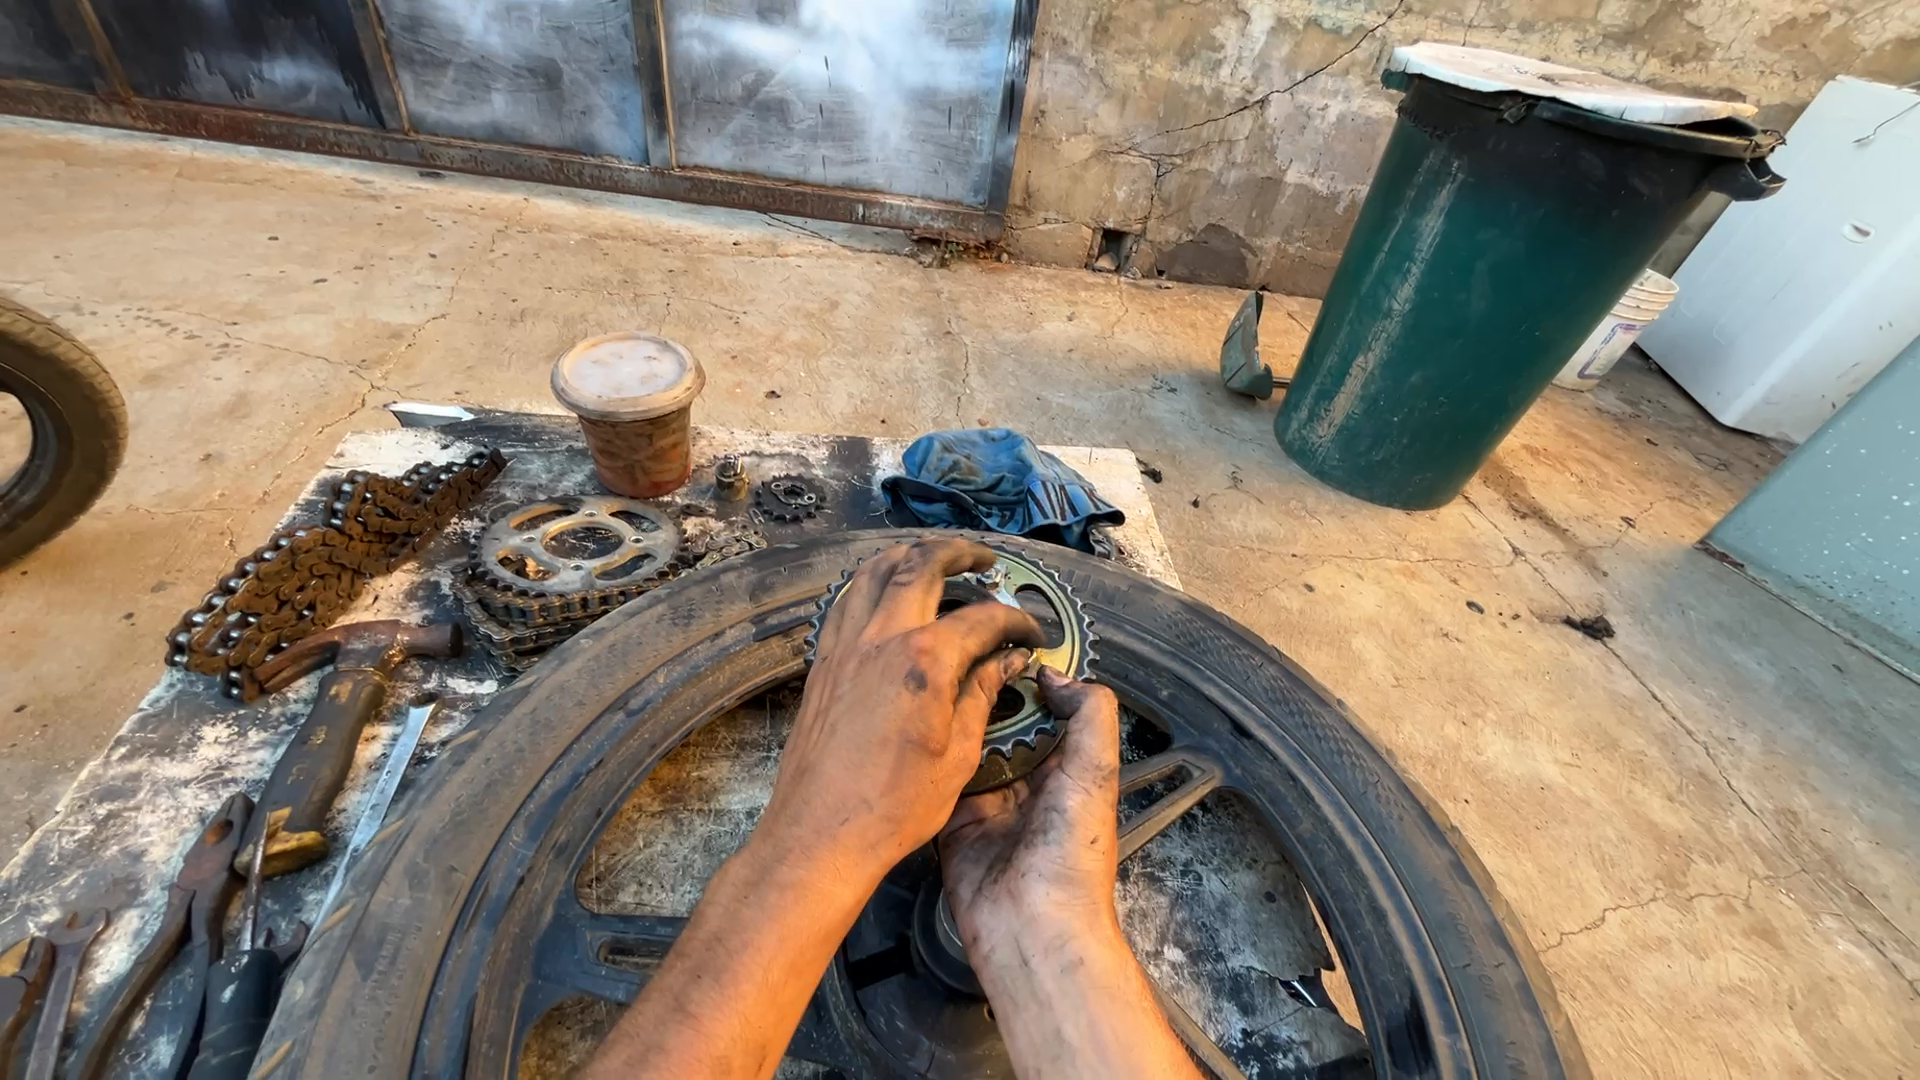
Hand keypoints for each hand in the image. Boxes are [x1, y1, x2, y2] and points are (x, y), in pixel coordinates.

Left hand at [760, 537, 1044, 889]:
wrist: (819, 833)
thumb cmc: (895, 805)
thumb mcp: (959, 756)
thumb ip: (983, 694)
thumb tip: (1008, 661)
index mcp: (924, 660)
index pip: (982, 619)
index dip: (1016, 620)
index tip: (1032, 633)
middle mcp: (881, 637)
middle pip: (922, 564)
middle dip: (960, 552)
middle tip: (985, 558)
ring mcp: (846, 644)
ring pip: (874, 571)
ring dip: (909, 554)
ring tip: (934, 557)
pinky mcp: (823, 660)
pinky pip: (846, 600)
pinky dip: (869, 582)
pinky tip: (883, 592)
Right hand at [937, 673, 1199, 1079]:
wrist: (1032, 927)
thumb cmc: (1072, 853)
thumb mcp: (1096, 771)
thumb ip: (1090, 714)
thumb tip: (1054, 674)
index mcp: (1063, 767)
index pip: (1043, 710)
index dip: (1025, 681)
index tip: (1000, 647)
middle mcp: (1025, 780)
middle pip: (1000, 725)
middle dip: (983, 698)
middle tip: (956, 664)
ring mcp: (987, 800)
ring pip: (967, 747)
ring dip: (954, 724)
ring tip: (932, 687)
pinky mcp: (954, 821)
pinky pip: (939, 781)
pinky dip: (931, 760)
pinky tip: (916, 730)